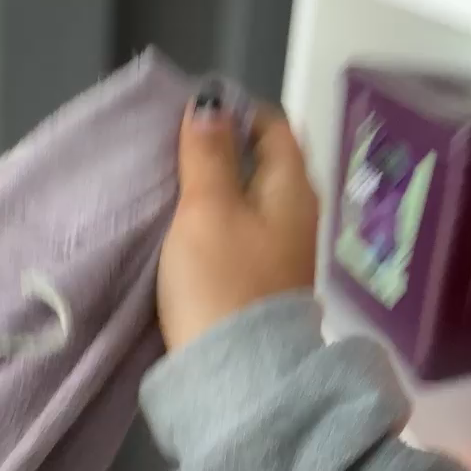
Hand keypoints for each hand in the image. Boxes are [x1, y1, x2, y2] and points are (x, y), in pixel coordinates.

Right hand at [158, 89, 319, 350]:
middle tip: (173, 139)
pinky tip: (185, 214)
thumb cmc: (225, 279)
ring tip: (171, 172)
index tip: (192, 109)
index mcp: (295, 187)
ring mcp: (285, 240)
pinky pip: (244, 221)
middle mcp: (300, 208)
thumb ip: (210, 155)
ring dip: (219, 178)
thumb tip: (213, 102)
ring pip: (253, 190)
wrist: (238, 368)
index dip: (237, 110)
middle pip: (265, 157)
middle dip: (224, 142)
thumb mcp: (210, 209)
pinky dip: (219, 209)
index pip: (276, 127)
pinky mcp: (264, 268)